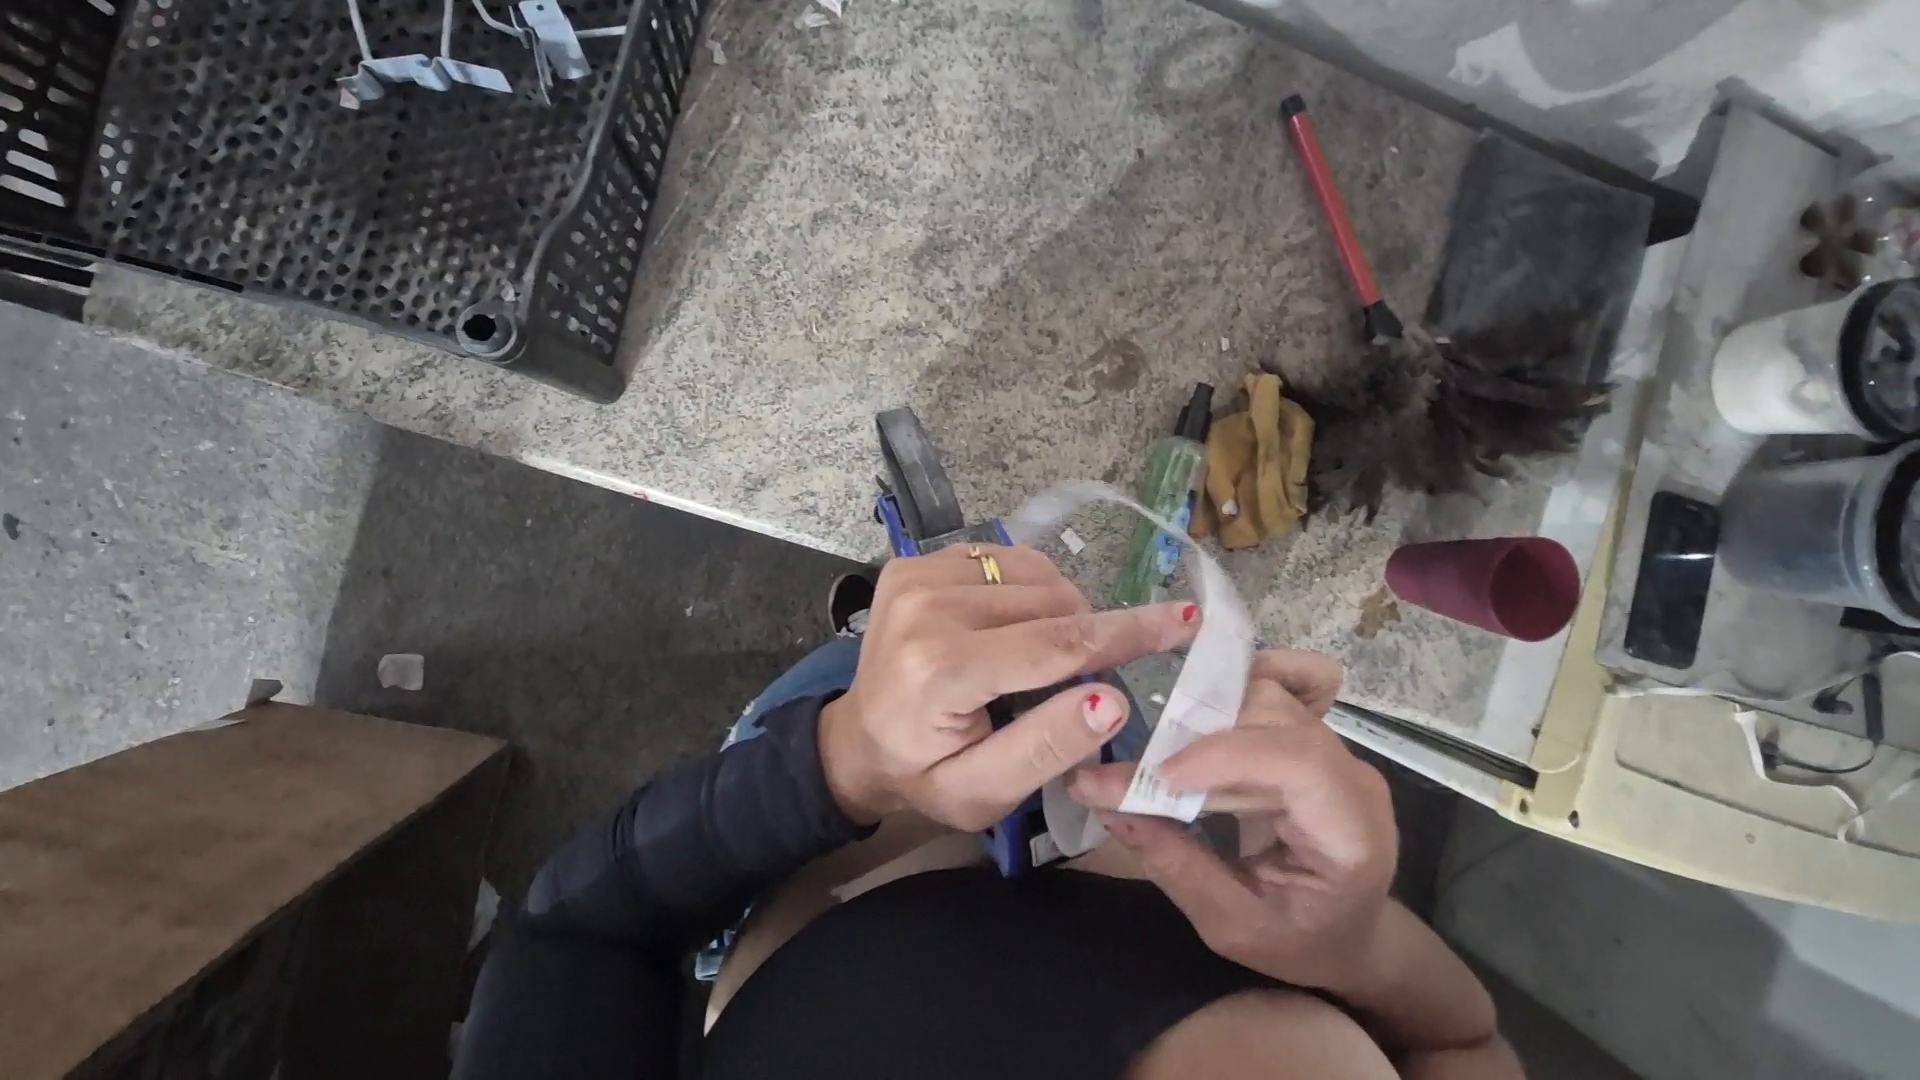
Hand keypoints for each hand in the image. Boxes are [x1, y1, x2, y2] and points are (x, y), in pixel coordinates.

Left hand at [818, 543, 1198, 830]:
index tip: (1185, 619)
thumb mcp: (983, 792)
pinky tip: (1008, 625)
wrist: (858, 741)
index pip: (1056, 644)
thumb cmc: (924, 775)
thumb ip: (1046, 748)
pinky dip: (1026, 590)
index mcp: (941, 669)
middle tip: (1064, 682)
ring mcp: (917, 575)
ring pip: (1035, 574)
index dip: (1127, 634)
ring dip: (1055, 611)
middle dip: (1083, 636)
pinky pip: (1004, 558)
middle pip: (1052, 604)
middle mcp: (926, 606)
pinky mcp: (916, 561)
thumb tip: (1111, 700)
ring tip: (1033, 655)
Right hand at [1066, 650, 1398, 994]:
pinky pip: (1289, 681)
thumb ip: (1174, 864)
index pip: (1297, 763)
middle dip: (1197, 738)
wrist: (1346, 935)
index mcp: (1350, 834)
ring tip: (1163, 753)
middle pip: (1274, 719)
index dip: (1223, 755)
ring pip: (1267, 696)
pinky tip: (1214, 694)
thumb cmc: (1297, 939)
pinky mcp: (1315, 732)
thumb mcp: (1231, 925)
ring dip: (1206, 715)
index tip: (1159, 777)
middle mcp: (1352, 777)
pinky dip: (1249, 675)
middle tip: (1137, 772)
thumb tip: (1104, 802)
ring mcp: (1337, 747)